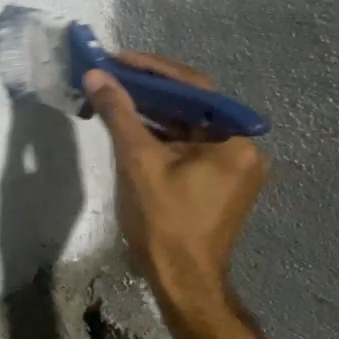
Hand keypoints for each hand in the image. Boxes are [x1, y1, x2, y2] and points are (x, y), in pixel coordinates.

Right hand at [82, 53, 266, 312]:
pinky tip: (125, 123)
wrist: (182, 279)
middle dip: (148, 87)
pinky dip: (156, 131)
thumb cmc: (165, 219)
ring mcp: (229, 166)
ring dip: (149, 108)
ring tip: (111, 93)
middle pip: (191, 103)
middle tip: (109, 73)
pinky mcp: (214, 180)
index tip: (116, 59)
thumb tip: (96, 74)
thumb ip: (119, 112)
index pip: (194, 88)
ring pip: (185, 122)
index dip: (152, 69)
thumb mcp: (137, 160)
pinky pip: (184, 142)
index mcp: (235, 141)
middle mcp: (241, 149)